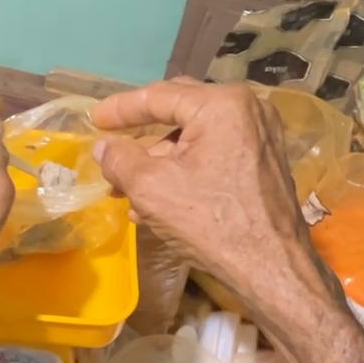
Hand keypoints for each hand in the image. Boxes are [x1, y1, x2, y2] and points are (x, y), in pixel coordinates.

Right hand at [92, 78, 337, 320]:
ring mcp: (260, 136)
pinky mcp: (263, 162)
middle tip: (111, 143)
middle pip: (180, 111)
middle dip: (141, 134)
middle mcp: (247, 109)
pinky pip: (213, 153)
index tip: (93, 119)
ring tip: (127, 186)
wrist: (270, 266)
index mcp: (222, 104)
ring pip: (195, 136)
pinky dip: (184, 168)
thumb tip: (104, 147)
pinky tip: (158, 197)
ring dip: (159, 159)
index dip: (121, 108)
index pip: (160, 96)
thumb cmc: (209, 221)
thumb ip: (120, 159)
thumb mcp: (151, 188)